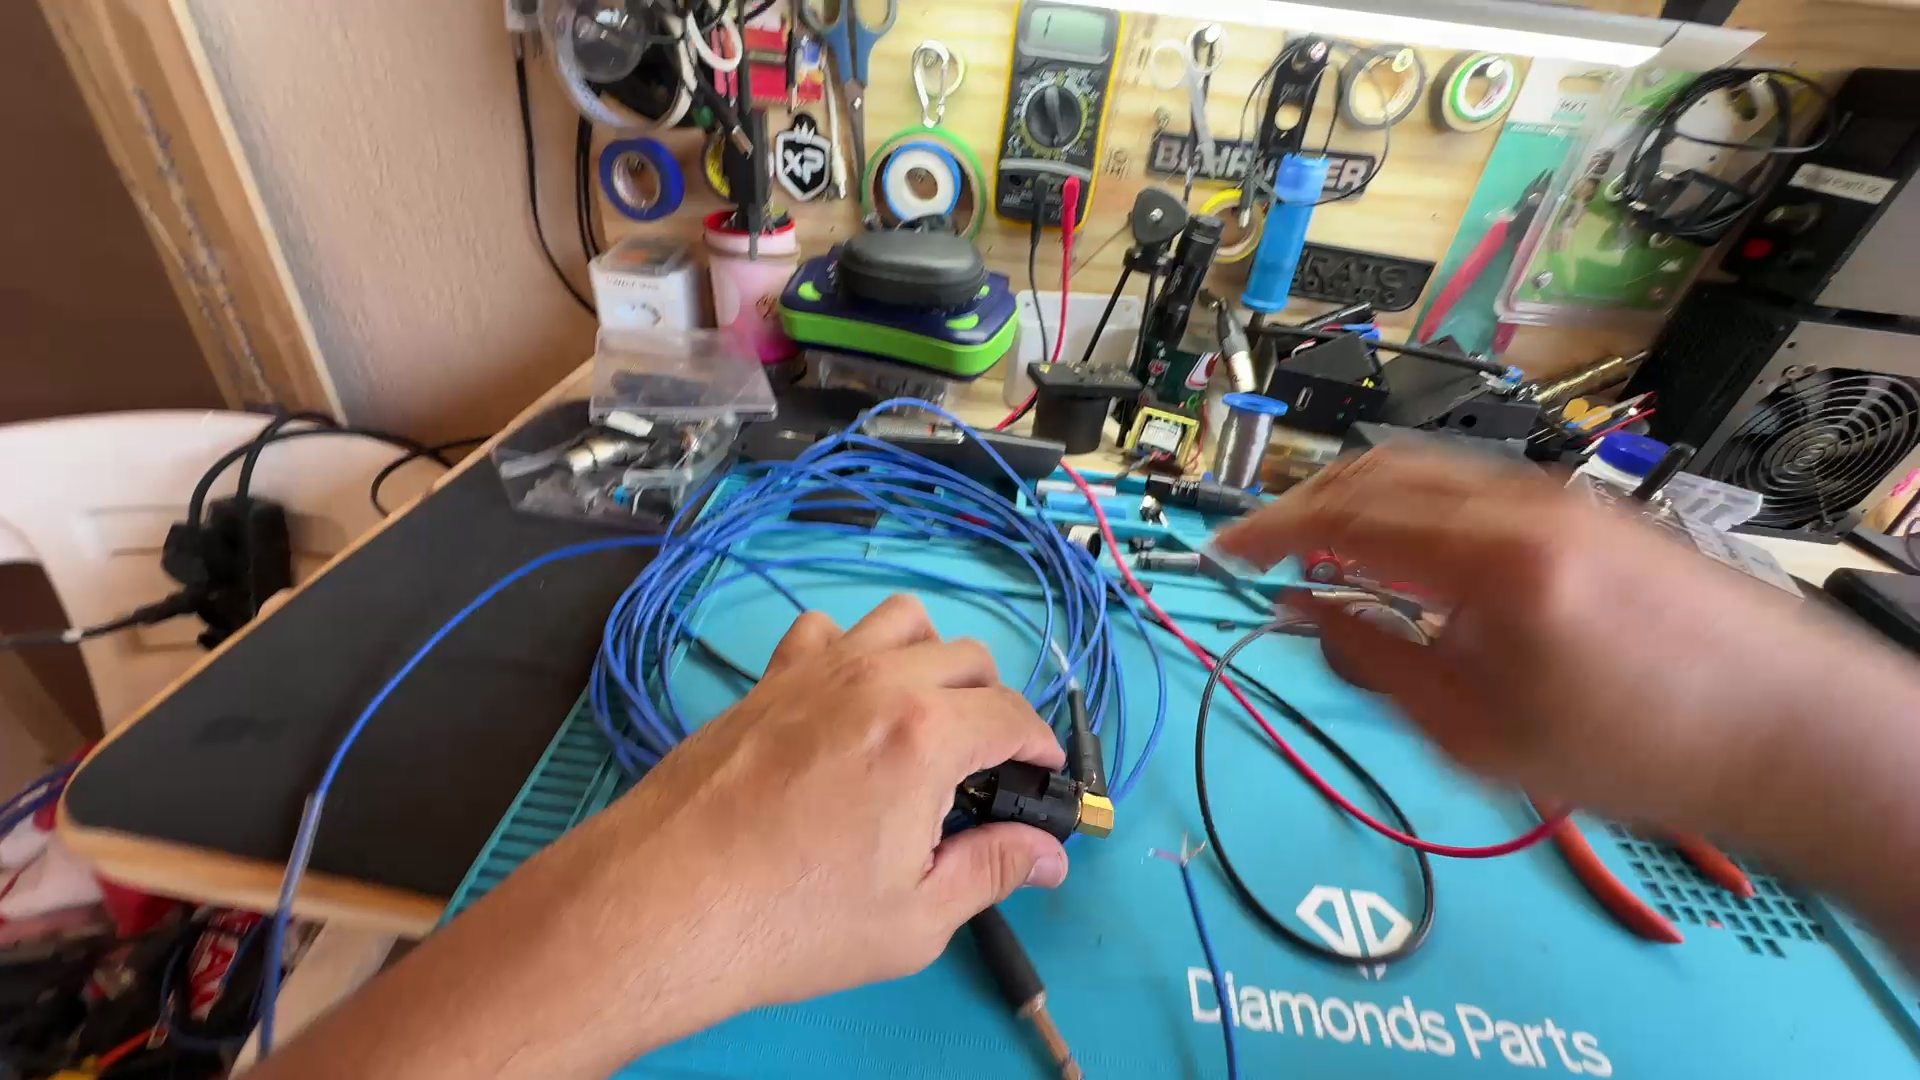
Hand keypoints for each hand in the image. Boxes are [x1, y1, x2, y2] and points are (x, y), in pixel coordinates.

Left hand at [585, 595, 1067, 1010]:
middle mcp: (880, 680)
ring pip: (904, 619)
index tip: (1042, 772)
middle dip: (994, 702)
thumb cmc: (795, 921)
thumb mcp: (915, 917)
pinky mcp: (774, 675)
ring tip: (923, 710)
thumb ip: (995, 869)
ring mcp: (822, 668)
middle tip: (983, 758)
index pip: (1013, 715)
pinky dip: (852, 649)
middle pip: (970, 656)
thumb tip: (1052, 855)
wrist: (664, 902)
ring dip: (931, 656)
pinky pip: (827, 629)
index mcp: (925, 734)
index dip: (1040, 744)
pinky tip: (844, 696)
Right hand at [1210, 444, 1859, 826]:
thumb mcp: (1471, 730)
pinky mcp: (1574, 501)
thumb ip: (1371, 657)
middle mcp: (1517, 501)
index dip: (1266, 532)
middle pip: (1370, 472)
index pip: (1341, 518)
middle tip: (1260, 551)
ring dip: (1347, 498)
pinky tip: (1392, 545)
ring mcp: (1552, 492)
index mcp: (1489, 559)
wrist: (1801, 735)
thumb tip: (1299, 609)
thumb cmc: (1630, 752)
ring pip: (1414, 466)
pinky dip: (1398, 501)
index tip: (1221, 553)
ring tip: (1312, 545)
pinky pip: (1457, 480)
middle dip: (1298, 506)